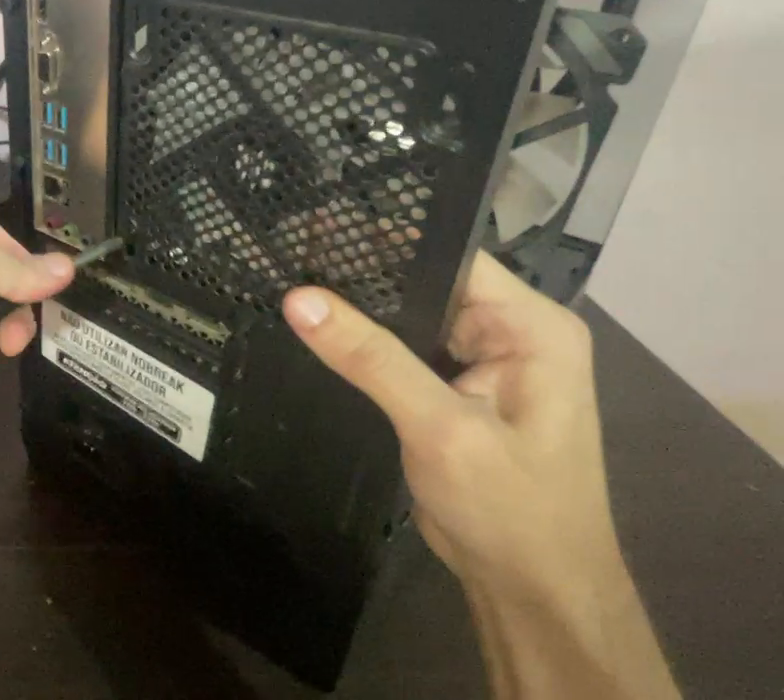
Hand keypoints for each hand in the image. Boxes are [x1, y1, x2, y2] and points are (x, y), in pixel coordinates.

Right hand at [284, 255, 680, 697]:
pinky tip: (306, 325)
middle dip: (353, 268)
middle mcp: (506, 332)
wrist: (531, 588)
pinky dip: (354, 337)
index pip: (448, 255)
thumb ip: (370, 358)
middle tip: (280, 247)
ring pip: (401, 311)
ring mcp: (475, 358)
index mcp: (529, 327)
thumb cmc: (511, 507)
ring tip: (281, 275)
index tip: (308, 223)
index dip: (380, 236)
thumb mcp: (440, 427)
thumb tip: (297, 297)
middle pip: (419, 278)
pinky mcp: (444, 385)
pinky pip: (393, 344)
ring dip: (350, 303)